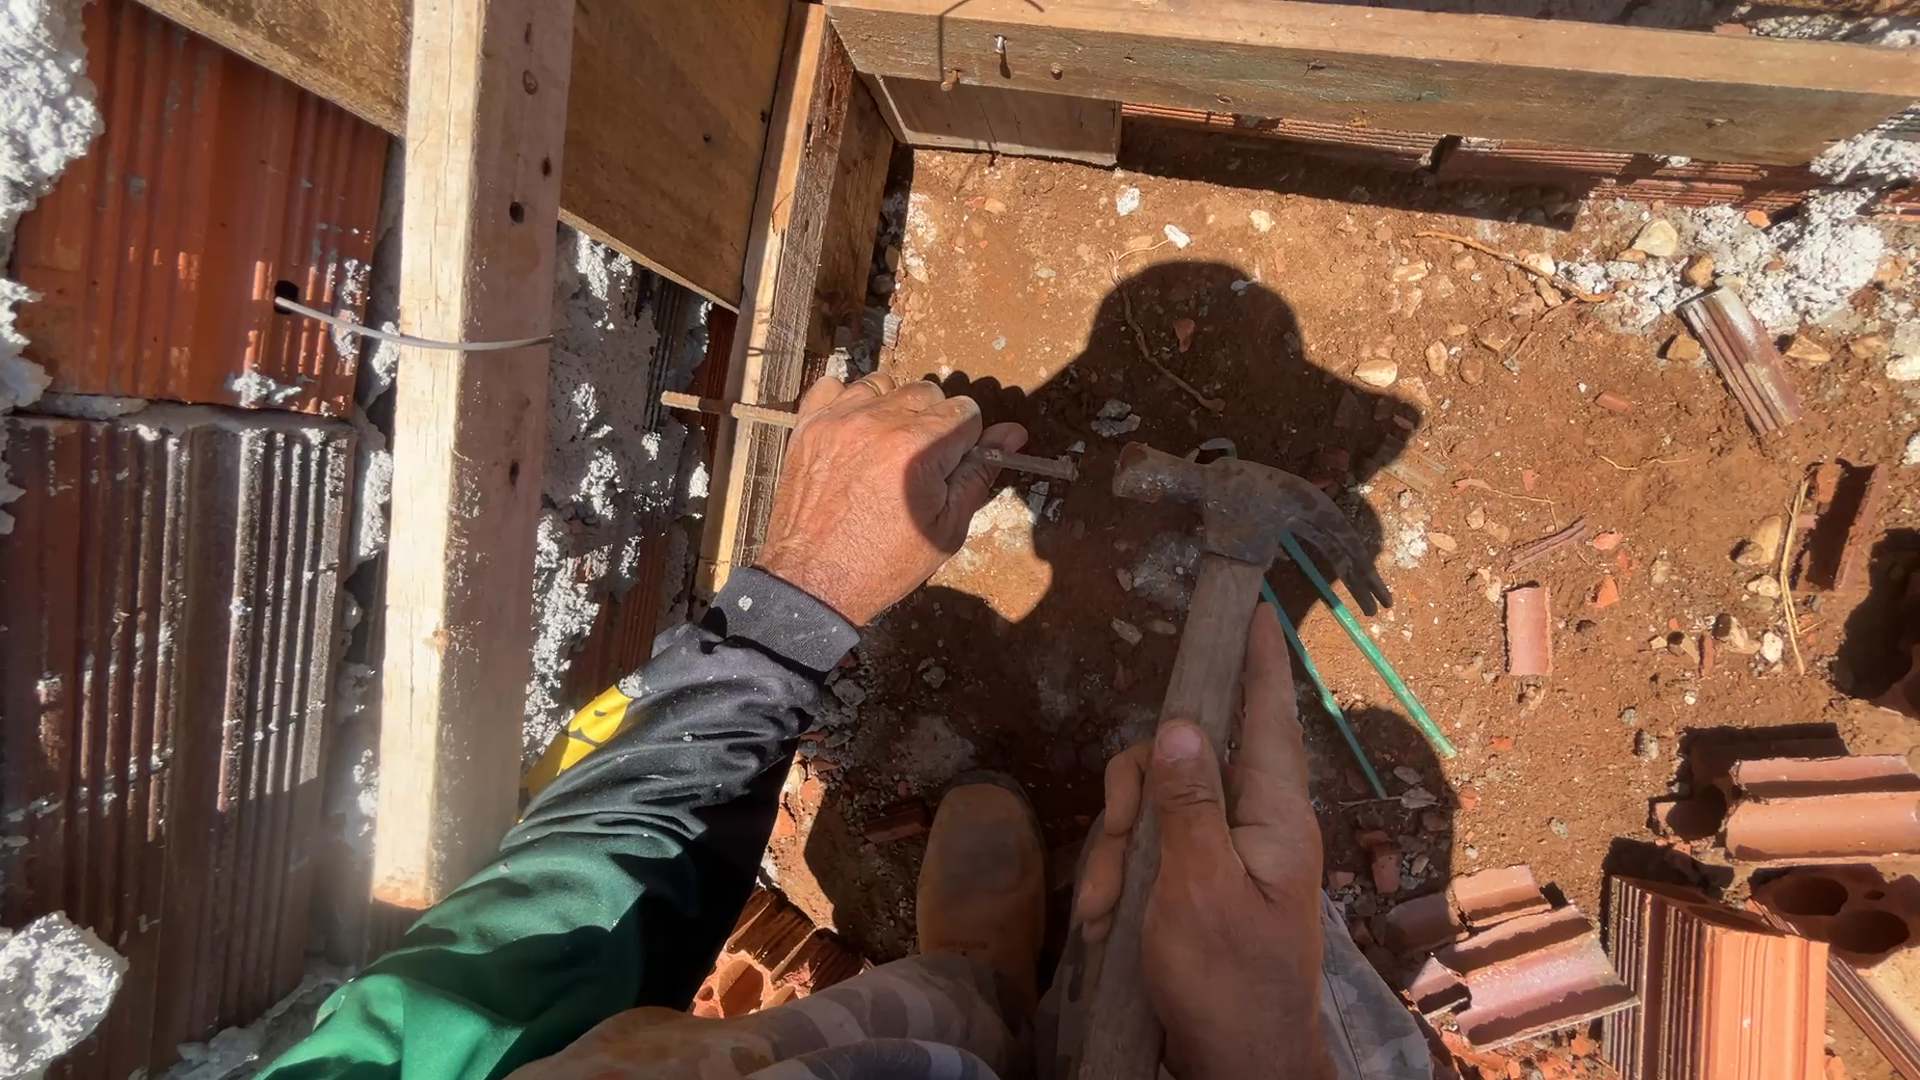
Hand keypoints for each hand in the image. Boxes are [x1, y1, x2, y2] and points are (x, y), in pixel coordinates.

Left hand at [755, 373, 1026, 625]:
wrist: (815, 581)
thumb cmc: (886, 563)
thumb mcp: (947, 529)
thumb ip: (979, 474)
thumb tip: (1013, 434)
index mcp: (919, 448)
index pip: (966, 411)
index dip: (966, 440)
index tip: (951, 465)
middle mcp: (879, 422)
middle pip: (928, 393)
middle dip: (933, 423)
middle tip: (920, 464)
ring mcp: (839, 419)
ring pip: (886, 385)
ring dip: (893, 409)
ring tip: (886, 449)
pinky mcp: (808, 424)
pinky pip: (836, 386)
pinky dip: (849, 402)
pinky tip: (854, 433)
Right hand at [1072, 604, 1333, 1079]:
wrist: (1230, 1065)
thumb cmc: (1227, 978)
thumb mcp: (1198, 886)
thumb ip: (1188, 801)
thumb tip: (1180, 722)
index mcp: (1272, 814)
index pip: (1267, 718)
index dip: (1260, 662)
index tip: (1254, 613)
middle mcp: (1249, 819)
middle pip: (1182, 754)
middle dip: (1137, 793)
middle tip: (1122, 841)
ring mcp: (1220, 845)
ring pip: (1153, 798)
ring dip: (1119, 846)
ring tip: (1110, 907)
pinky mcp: (1194, 869)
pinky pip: (1145, 840)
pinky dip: (1120, 872)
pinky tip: (1111, 918)